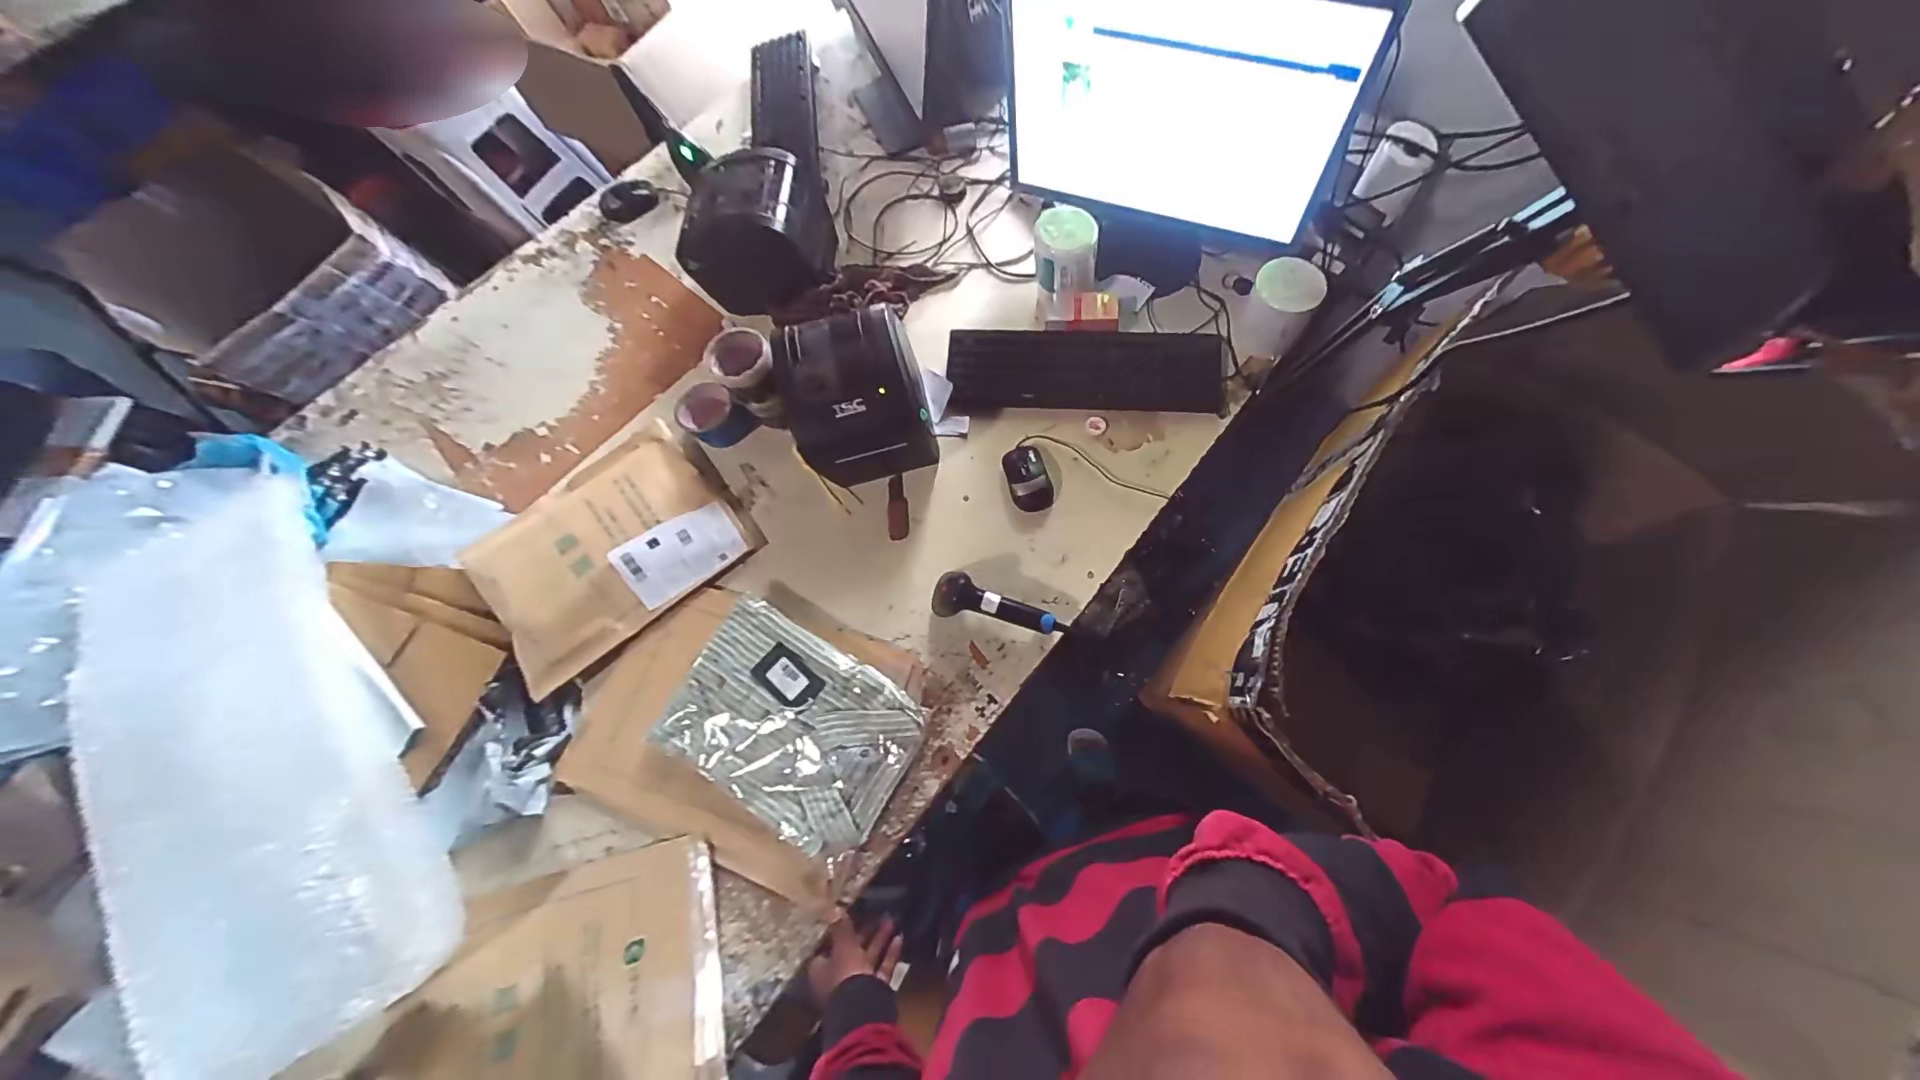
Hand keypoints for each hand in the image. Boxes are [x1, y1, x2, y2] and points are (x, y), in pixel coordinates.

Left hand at [807, 912, 901, 1007]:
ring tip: (892, 918)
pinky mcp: (875, 991)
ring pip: (868, 958)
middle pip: (851, 951)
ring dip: (880, 939)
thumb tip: (835, 907)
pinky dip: (890, 954)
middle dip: (865, 932)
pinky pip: (882, 969)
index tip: (850, 915)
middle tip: (876, 912)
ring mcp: (857, 986)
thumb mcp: (843, 946)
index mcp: (821, 970)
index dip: (838, 931)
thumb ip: (841, 927)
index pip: (828, 946)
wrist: (865, 1010)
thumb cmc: (846, 974)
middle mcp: (837, 979)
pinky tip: (899, 937)